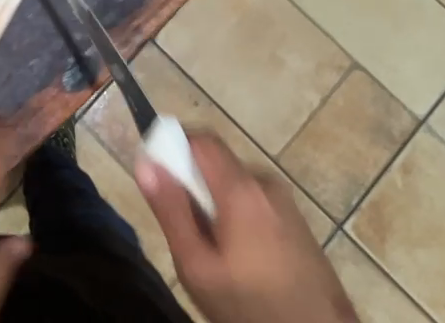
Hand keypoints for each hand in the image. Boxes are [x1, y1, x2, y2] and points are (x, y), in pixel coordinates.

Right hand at [137, 131, 357, 322]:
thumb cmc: (252, 308)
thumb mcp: (197, 267)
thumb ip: (171, 211)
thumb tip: (145, 162)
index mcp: (242, 189)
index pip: (202, 139)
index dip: (174, 145)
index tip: (157, 174)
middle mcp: (267, 185)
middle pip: (218, 163)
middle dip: (194, 185)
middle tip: (184, 229)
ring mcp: (287, 204)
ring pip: (236, 185)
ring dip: (216, 204)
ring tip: (213, 253)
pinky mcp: (298, 224)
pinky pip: (256, 203)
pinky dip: (238, 217)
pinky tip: (241, 261)